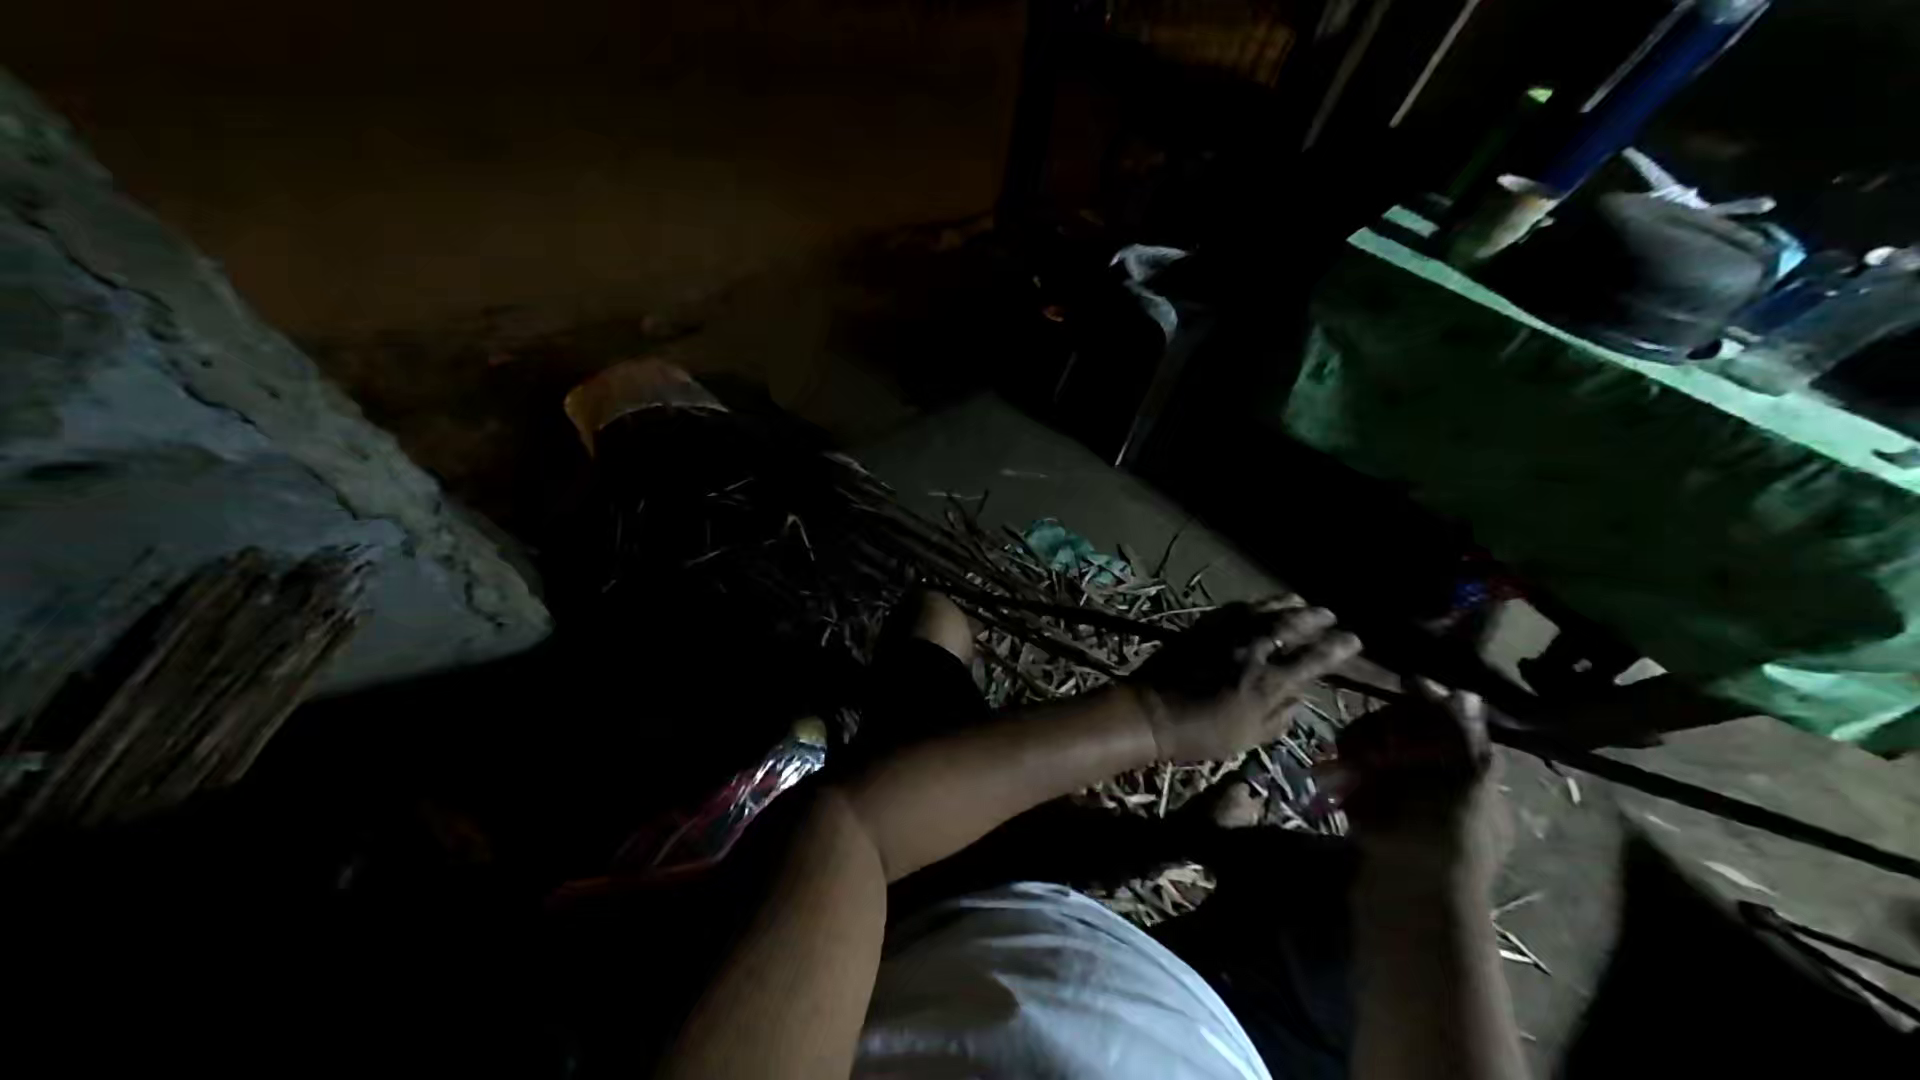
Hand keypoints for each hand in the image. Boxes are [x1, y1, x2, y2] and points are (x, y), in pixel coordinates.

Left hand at [1131, 600, 1361, 761]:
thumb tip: (1299, 698)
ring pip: (1263, 611)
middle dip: (1315, 618)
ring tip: (1300, 600)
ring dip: (1285, 605)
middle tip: (1328, 614)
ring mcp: (1225, 635)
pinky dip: (1251, 605)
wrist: (1151, 712)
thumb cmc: (1202, 735)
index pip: (1314, 658)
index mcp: (1270, 682)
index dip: (1337, 647)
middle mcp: (1253, 651)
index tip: (1353, 639)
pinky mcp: (1201, 627)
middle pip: (1291, 626)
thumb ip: (1280, 717)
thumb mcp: (1250, 737)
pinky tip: (1258, 604)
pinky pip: (1232, 609)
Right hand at [1325, 679, 1509, 882]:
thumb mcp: (1466, 783)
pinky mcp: (1366, 800)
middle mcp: (1435, 776)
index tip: (1405, 686)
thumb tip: (1462, 692)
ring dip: (1362, 742)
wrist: (1409, 896)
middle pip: (1406, 727)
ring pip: (1375, 743)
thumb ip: (1461, 735)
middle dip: (1387, 725)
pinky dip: (1344, 762)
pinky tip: (1339, 768)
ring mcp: (1398, 789)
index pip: (1447, 721)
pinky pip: (1352, 766)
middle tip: (1374, 740)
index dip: (1426, 703)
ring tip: (1351, 757)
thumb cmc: (1447, 838)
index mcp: (1469, 771)